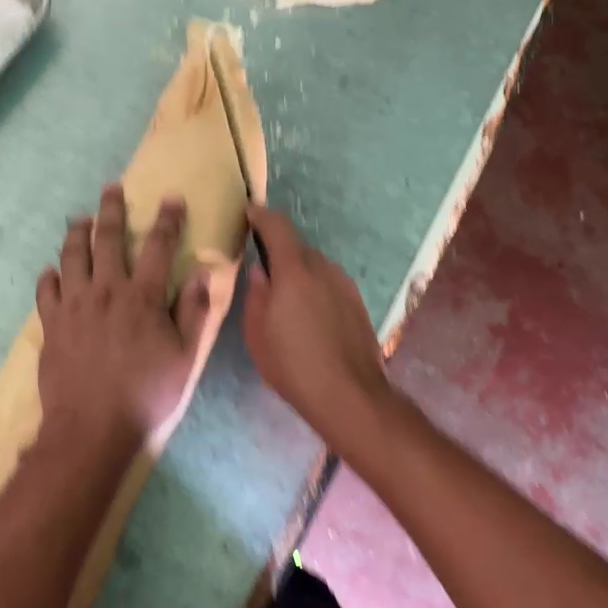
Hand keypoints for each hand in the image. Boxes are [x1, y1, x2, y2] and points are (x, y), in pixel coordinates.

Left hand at [35, 184, 213, 452]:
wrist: (91, 426)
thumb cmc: (146, 394)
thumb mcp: (184, 357)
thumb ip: (194, 311)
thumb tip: (205, 272)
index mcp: (142, 296)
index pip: (160, 246)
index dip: (168, 220)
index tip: (172, 198)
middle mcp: (106, 290)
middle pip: (109, 238)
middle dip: (112, 209)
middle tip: (112, 188)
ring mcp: (74, 305)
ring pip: (72, 256)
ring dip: (77, 233)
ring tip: (80, 218)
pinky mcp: (51, 324)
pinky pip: (46, 290)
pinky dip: (50, 276)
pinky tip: (52, 271)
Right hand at [243, 205, 389, 431]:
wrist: (350, 395)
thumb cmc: (293, 365)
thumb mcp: (257, 333)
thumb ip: (257, 295)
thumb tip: (261, 272)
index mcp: (295, 270)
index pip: (277, 227)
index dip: (261, 215)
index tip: (249, 211)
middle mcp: (324, 269)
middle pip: (297, 248)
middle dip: (278, 253)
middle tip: (261, 272)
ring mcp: (345, 285)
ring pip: (315, 267)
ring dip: (299, 274)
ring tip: (284, 302)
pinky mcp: (358, 304)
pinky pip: (329, 285)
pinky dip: (315, 290)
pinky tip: (307, 318)